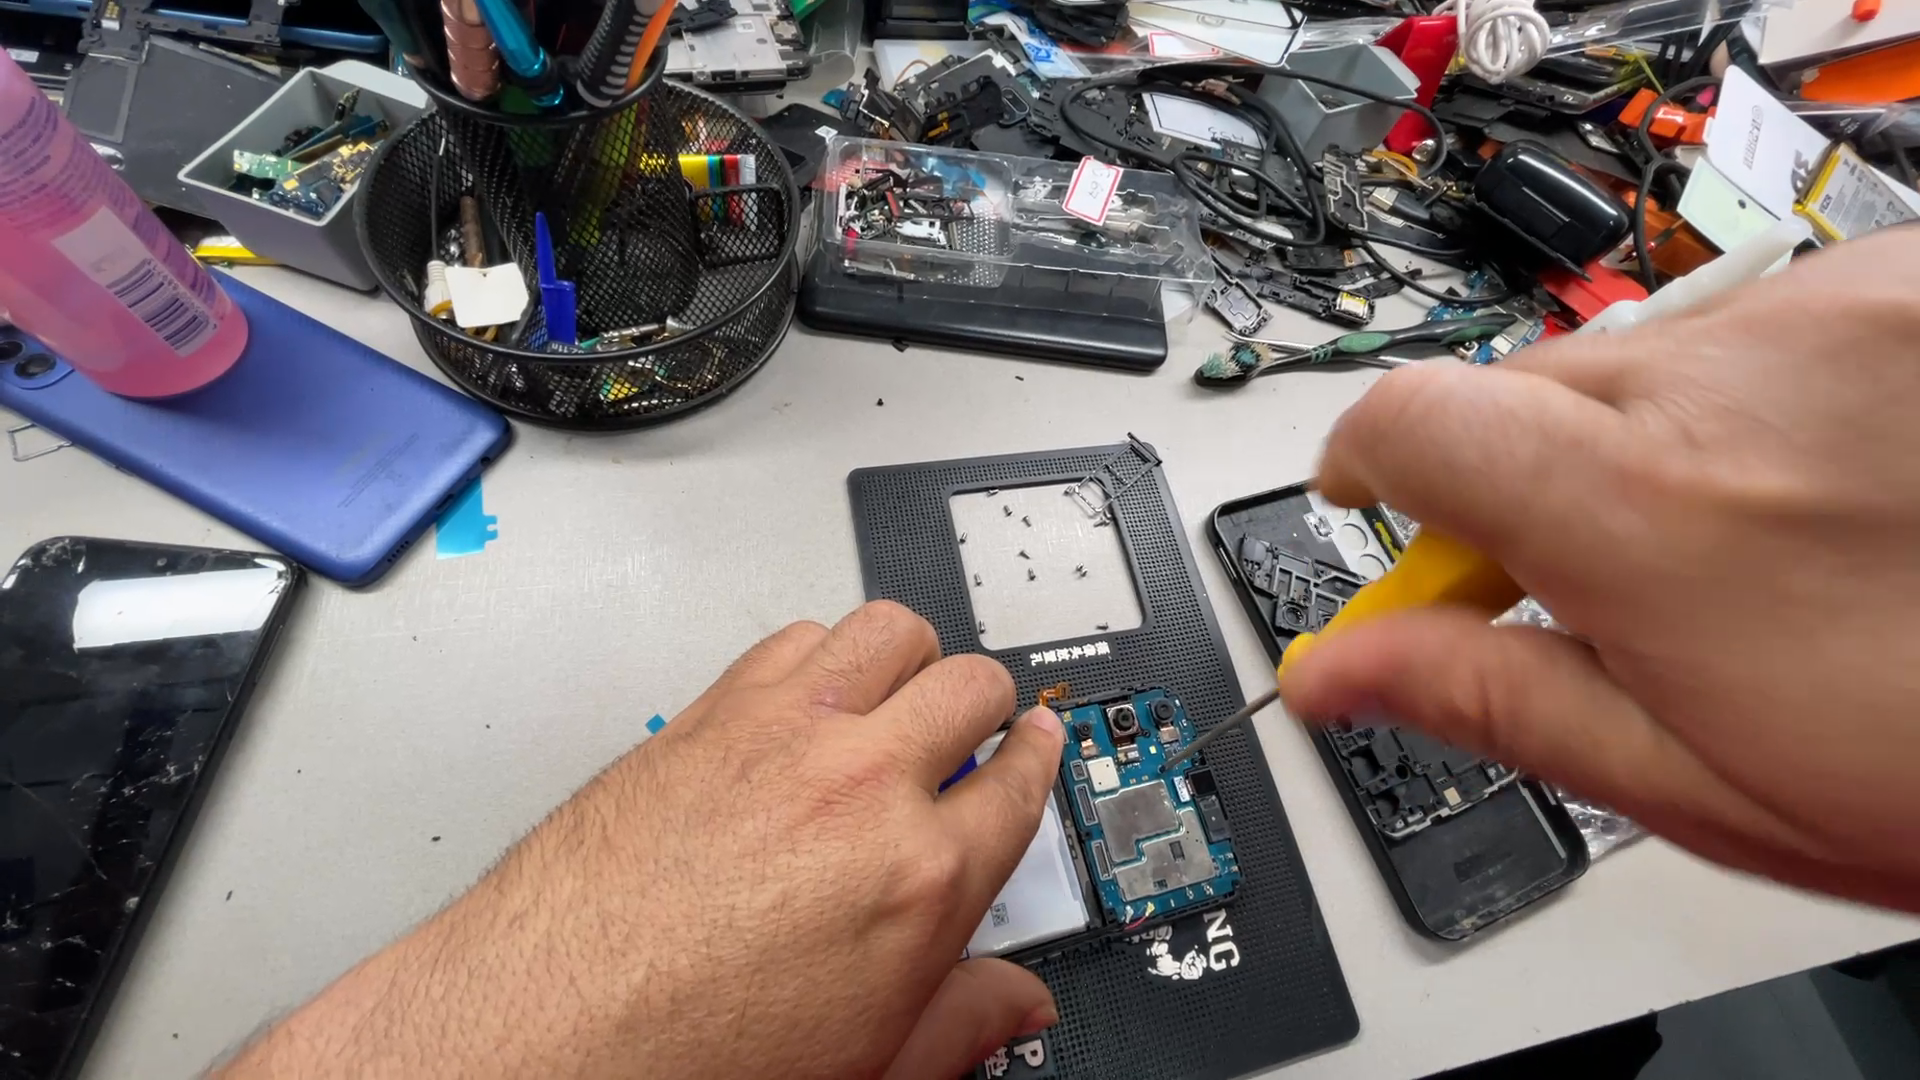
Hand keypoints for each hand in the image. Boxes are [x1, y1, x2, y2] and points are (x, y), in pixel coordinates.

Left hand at [218, 601, 1065, 1079]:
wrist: (534, 1041)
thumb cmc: (686, 1064)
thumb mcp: (863, 1069)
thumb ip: (960, 1023)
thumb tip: (1021, 1005)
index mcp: (918, 879)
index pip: (1021, 783)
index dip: (1039, 754)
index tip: (1037, 739)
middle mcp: (864, 785)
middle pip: (974, 685)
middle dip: (990, 700)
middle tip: (976, 719)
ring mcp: (791, 731)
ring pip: (894, 631)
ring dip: (914, 654)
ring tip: (900, 689)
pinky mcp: (722, 706)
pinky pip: (802, 636)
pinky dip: (826, 652)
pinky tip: (816, 694)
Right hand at [1281, 227, 1919, 909]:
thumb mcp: (1699, 779)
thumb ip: (1481, 698)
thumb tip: (1330, 673)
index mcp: (1650, 514)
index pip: (1405, 425)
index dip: (1358, 460)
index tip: (1364, 503)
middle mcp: (1735, 381)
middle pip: (1497, 398)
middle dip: (1491, 486)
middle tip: (1561, 574)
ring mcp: (1839, 313)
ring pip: (1613, 372)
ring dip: (1615, 452)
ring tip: (1726, 542)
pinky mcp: (1908, 286)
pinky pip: (1732, 339)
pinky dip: (1723, 413)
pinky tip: (1811, 483)